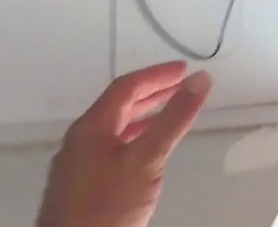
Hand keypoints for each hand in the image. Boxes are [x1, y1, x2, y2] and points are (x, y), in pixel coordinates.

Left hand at [37, 63, 213, 226]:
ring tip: (172, 114)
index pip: (126, 87)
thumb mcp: (148, 158)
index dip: (157, 75)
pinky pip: (111, 149)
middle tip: (183, 87)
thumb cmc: (108, 207)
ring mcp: (76, 167)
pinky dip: (135, 139)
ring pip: (114, 129)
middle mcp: (79, 142)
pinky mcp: (79, 190)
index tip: (186, 70)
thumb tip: (201, 78)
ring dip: (145, 116)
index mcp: (90, 128)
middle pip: (118, 106)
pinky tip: (148, 152)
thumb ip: (175, 118)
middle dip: (153, 93)